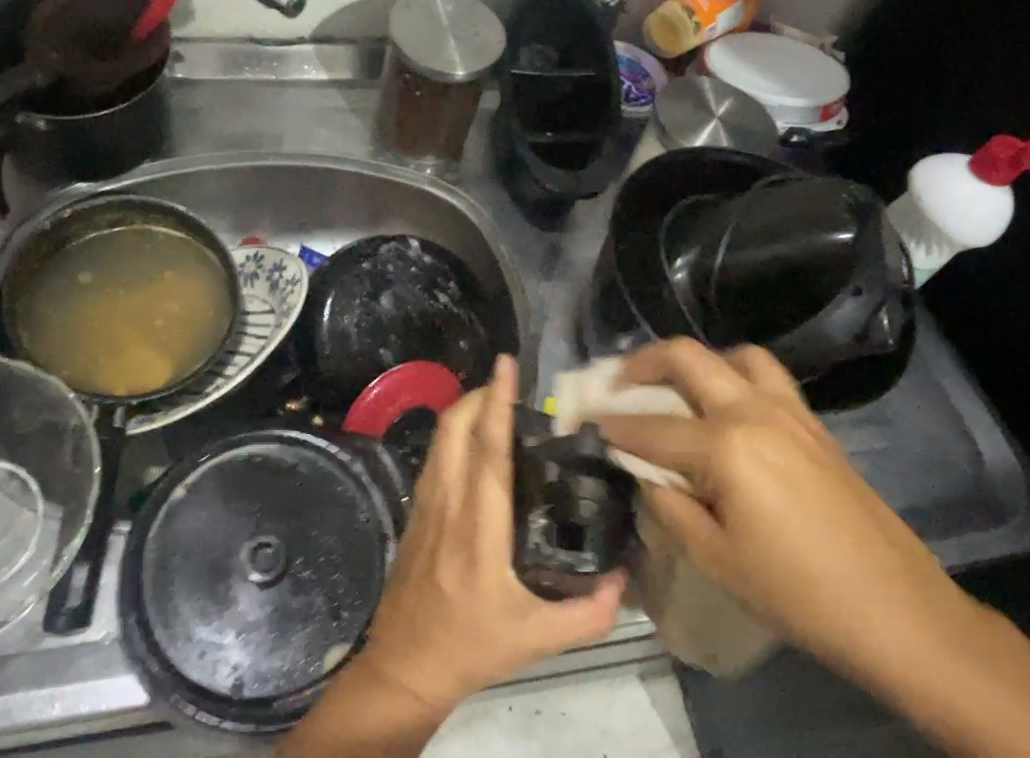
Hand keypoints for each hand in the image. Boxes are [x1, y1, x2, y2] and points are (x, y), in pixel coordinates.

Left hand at [355, 354, 625, 712]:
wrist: (405, 666)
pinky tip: (477, 446)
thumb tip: (624, 579)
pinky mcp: (415, 512)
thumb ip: (589, 613)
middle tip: (512, 384)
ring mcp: (425, 505)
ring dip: (465, 411)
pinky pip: (434, 457)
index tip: (507, 364)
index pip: (488, 449)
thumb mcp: (538, 639)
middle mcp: (447, 503)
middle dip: (480, 393)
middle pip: (455, 427)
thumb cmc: (470, 648)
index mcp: (478, 528)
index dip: (498, 402)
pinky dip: (455, 436)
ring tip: (498, 405)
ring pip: (439, 438)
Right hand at [592, 340, 973, 681]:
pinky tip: (723, 413)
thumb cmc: (796, 593)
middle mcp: (754, 412)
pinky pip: (766, 378)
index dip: (606, 426)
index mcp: (725, 447)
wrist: (896, 610)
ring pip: (734, 356)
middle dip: (640, 364)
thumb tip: (644, 474)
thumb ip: (668, 505)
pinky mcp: (815, 426)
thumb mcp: (714, 558)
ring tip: (673, 388)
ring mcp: (791, 413)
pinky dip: (734, 377)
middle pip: (687, 358)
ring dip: (695, 363)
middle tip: (614, 384)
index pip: (647, 428)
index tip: (576, 422)